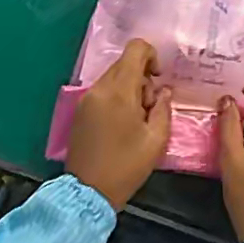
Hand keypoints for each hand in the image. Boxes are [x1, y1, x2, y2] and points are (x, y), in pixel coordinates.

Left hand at [65, 39, 172, 209]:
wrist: (86, 193)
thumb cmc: (125, 167)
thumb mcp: (155, 140)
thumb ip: (163, 108)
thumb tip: (162, 91)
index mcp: (119, 90)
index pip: (135, 48)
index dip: (152, 55)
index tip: (158, 79)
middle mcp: (100, 87)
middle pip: (125, 63)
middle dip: (142, 79)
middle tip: (148, 109)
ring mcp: (87, 97)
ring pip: (114, 77)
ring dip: (129, 89)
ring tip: (135, 120)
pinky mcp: (80, 109)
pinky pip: (103, 90)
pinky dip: (116, 97)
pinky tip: (120, 124)